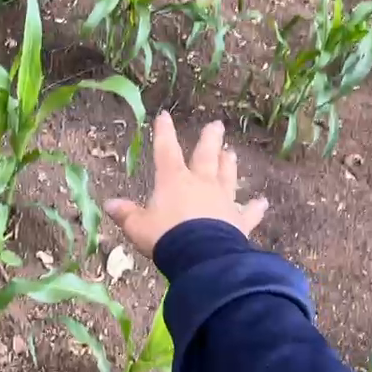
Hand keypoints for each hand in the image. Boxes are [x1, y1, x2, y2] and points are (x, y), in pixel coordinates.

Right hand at [104, 113, 268, 255]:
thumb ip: (125, 214)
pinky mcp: (239, 220)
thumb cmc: (165, 236)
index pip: (166, 151)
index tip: (164, 115)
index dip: (164, 133)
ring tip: (231, 153)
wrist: (200, 255)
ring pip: (227, 176)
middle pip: (206, 156)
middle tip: (216, 125)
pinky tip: (262, 202)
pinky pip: (249, 211)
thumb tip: (109, 204)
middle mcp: (201, 184)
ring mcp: (222, 200)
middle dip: (209, 139)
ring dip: (228, 164)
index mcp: (173, 181)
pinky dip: (255, 207)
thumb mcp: (137, 226)